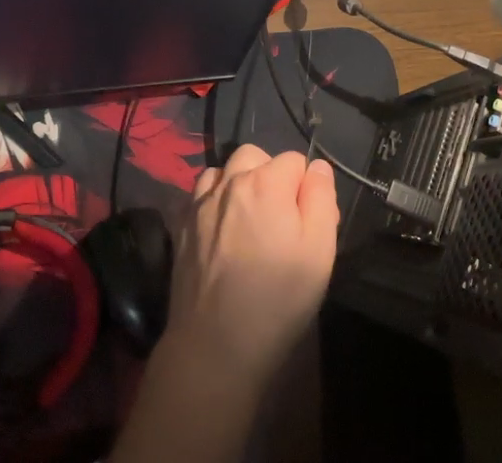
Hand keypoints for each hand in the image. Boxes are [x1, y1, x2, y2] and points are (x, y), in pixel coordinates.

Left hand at [165, 144, 339, 382]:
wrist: (215, 345)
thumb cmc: (278, 298)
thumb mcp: (320, 250)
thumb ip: (321, 199)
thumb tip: (317, 168)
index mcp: (265, 183)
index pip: (295, 161)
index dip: (307, 188)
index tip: (308, 224)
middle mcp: (228, 183)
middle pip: (254, 156)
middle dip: (270, 175)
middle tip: (280, 219)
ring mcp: (199, 205)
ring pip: (222, 172)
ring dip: (238, 184)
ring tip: (249, 222)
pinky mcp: (180, 228)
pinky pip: (199, 196)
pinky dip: (213, 202)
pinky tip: (221, 231)